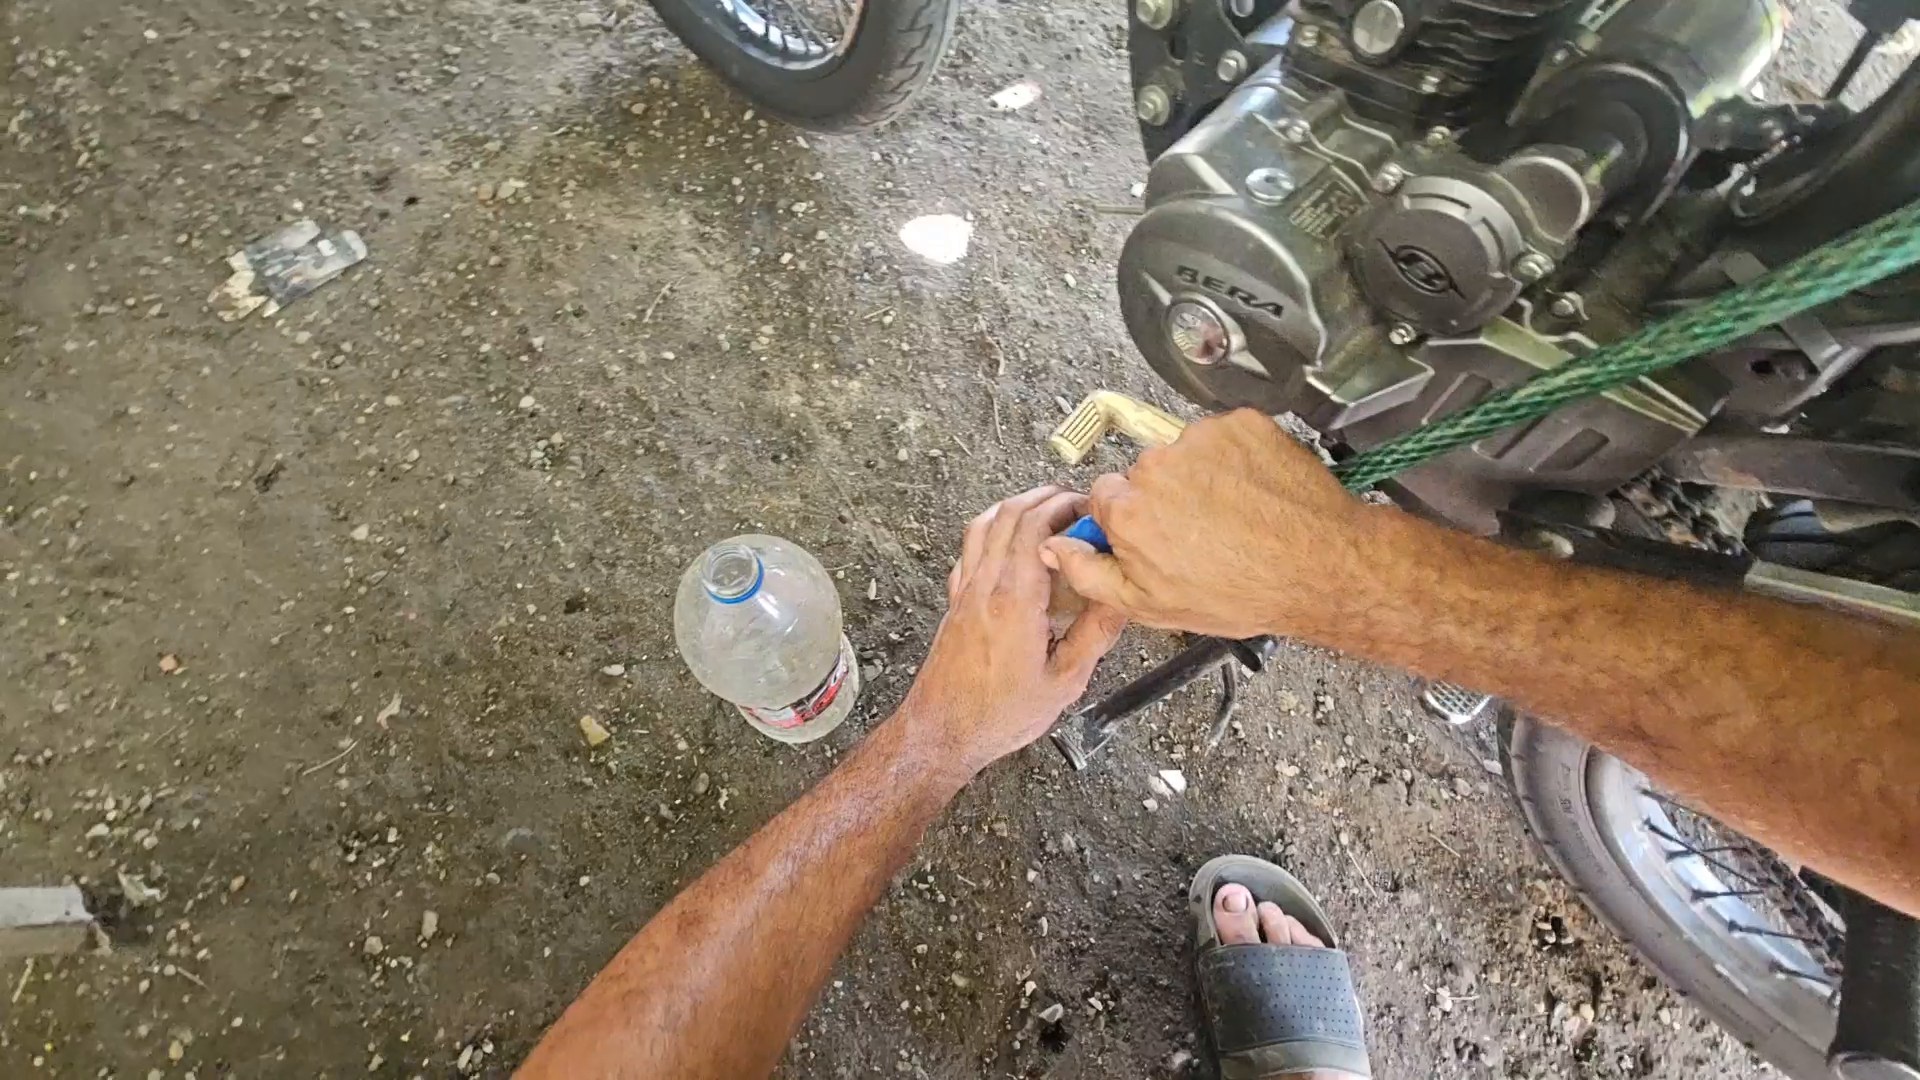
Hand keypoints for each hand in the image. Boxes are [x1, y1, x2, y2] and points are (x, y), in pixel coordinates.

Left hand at [900, 486, 1127, 779]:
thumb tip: (1121, 597)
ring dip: (1017, 506)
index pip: (1036, 526)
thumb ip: (1094, 633)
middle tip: (1078, 504)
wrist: (942, 730)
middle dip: (1047, 498)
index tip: (1093, 510)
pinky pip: (969, 548)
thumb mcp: (1064, 681)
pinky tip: (1008, 542)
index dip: (1066, 505)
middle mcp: (986, 584)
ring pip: (984, 524)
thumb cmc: (999, 714)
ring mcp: (966, 590)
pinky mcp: (956, 601)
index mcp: (1016, 599)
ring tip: (1047, 509)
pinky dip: (991, 529)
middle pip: (1010, 514)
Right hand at [1039, 409, 1386, 639]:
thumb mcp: (1150, 605)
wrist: (1321, 565)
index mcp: (1127, 509)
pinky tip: (1251, 492)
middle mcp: (1156, 467)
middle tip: (1200, 530)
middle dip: (1163, 497)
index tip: (1156, 534)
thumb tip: (1054, 548)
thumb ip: (1089, 572)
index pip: (1105, 497)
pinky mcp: (1239, 424)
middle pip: (1143, 474)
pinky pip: (1221, 436)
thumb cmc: (1241, 590)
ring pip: (1182, 453)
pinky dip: (1232, 458)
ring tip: (1232, 513)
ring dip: (1198, 476)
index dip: (1130, 520)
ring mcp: (1200, 440)